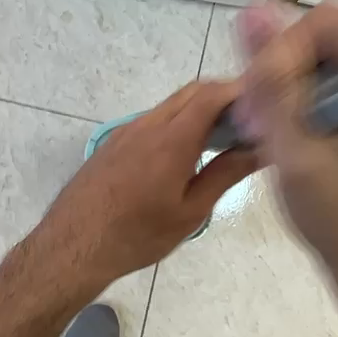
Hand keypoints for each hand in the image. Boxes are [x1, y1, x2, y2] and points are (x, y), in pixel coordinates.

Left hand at [30, 81, 260, 291]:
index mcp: (171, 139)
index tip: (264, 100)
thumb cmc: (137, 236)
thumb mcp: (190, 212)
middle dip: (223, 97)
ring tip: (226, 136)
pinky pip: (154, 120)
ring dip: (200, 110)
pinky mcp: (114, 142)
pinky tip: (189, 151)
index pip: (211, 95)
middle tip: (251, 119)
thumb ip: (225, 174)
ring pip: (171, 105)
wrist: (73, 246)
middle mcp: (148, 125)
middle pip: (191, 93)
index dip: (240, 90)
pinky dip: (178, 122)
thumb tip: (260, 149)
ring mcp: (127, 131)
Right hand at [233, 2, 337, 285]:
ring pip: (320, 56)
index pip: (330, 23)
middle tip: (255, 117)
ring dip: (284, 85)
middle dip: (281, 69)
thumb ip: (272, 82)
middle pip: (325, 36)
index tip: (256, 96)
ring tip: (262, 128)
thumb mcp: (298, 153)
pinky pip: (327, 77)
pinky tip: (278, 129)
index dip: (283, 49)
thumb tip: (250, 9)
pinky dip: (297, 98)